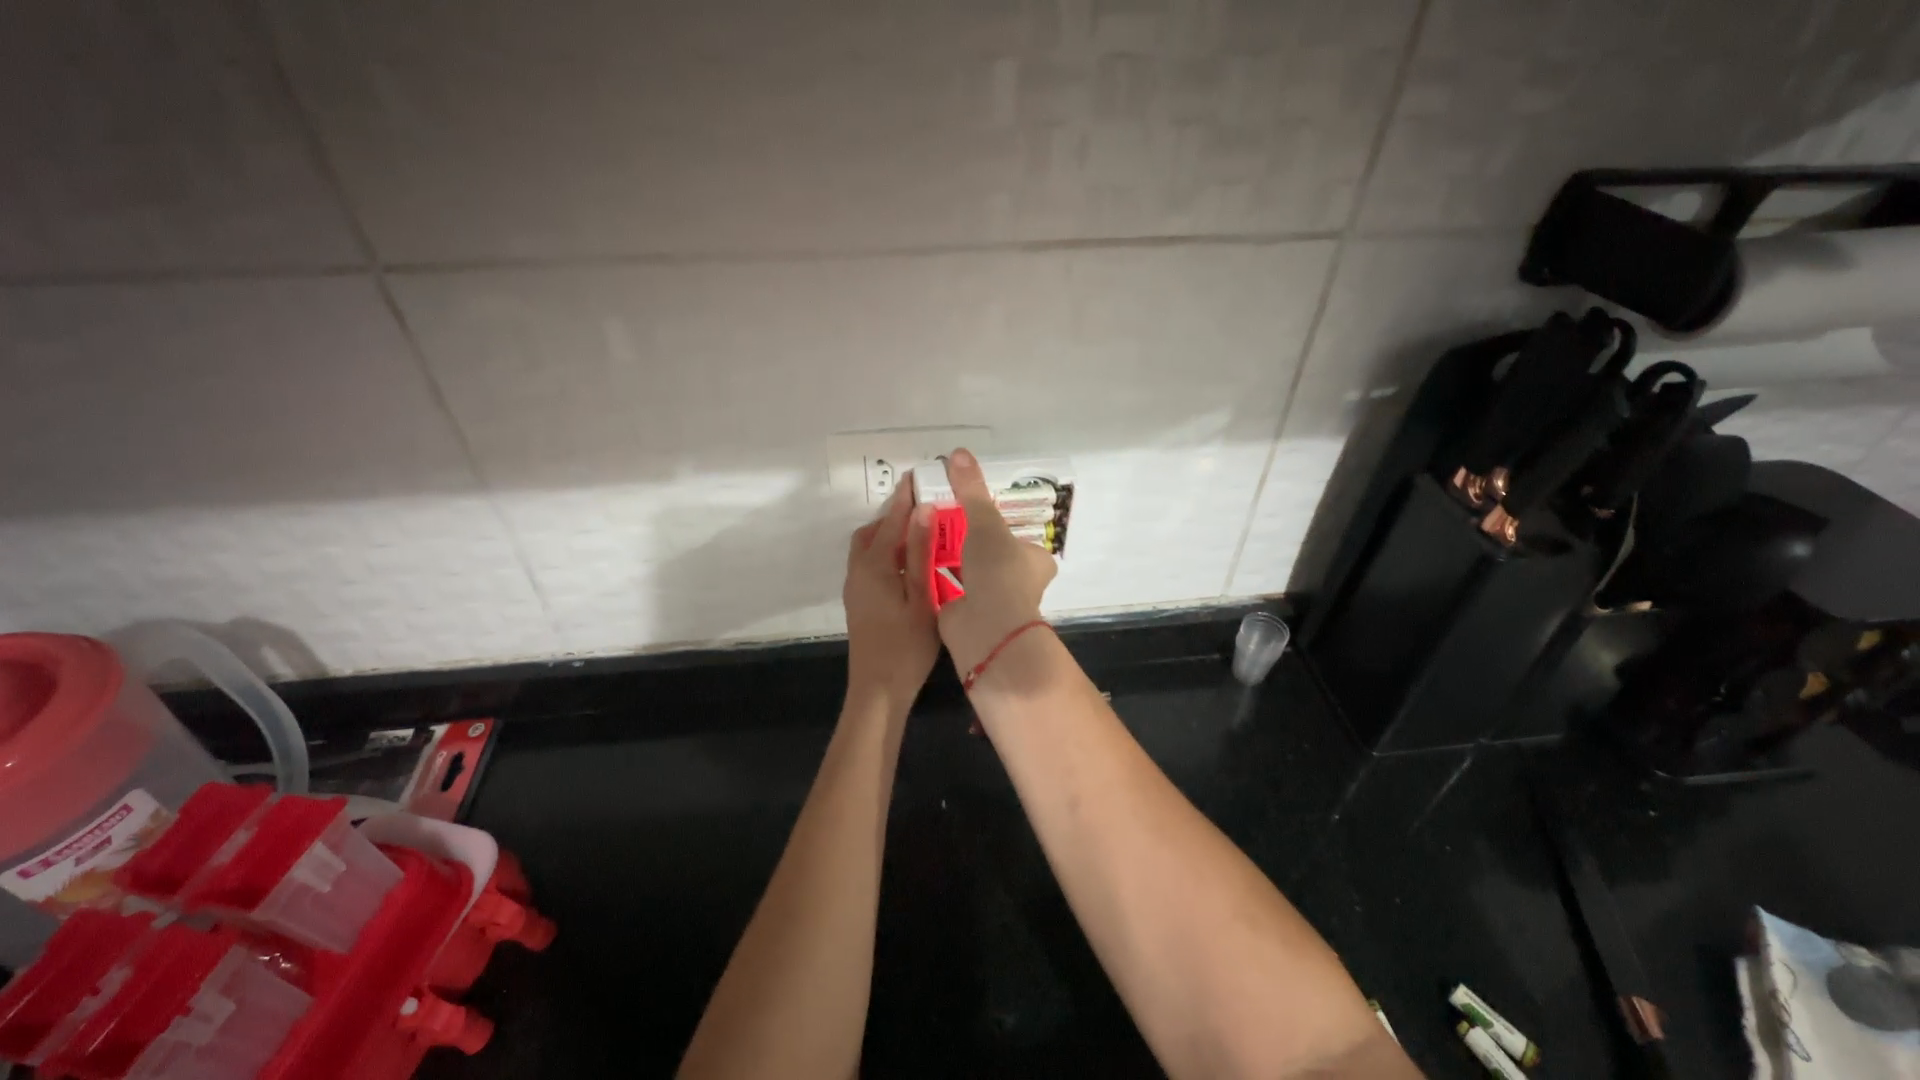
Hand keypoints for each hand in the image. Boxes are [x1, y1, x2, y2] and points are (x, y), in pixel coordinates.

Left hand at [843, 486, 940, 710]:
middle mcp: (858, 572)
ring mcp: (856, 589)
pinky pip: (871, 566)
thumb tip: (924, 510)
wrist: (878, 690)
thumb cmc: (906, 646)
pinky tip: (913, 565)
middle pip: (873, 533)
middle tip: (925, 508)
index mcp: (874, 566)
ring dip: (891, 537)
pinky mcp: (860, 603)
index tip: (919, 476)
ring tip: (923, 534)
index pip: (891, 522)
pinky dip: (889, 555)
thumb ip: (922, 552)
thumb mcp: (922, 597)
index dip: (905, 498)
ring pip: (870, 550)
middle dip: (895, 516)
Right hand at [925, 448, 1057, 672]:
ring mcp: (991, 599)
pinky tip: (915, 554)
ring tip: (923, 529)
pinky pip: (948, 584)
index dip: (995, 521)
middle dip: (966, 538)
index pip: (1017, 535)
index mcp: (1036, 561)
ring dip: (948, 554)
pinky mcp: (966, 612)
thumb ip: (970, 490)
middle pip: (989, 551)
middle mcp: (1018, 581)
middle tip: (940, 513)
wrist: (985, 629)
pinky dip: (934, 572)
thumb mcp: (986, 522)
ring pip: (967, 569)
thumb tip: (957, 453)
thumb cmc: (998, 572)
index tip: (970, 508)